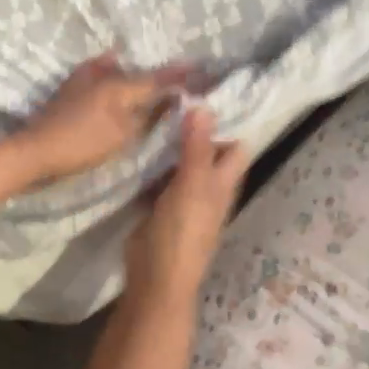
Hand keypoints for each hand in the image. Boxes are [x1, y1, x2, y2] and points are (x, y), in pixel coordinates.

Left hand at [15, 53, 195, 180]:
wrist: (35, 151)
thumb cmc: (82, 144)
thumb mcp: (123, 133)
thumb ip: (149, 114)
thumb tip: (171, 98)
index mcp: (118, 83)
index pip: (158, 77)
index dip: (180, 75)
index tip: (201, 68)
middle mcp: (101, 73)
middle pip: (137, 72)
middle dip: (157, 75)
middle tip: (179, 78)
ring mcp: (82, 78)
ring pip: (117, 72)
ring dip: (134, 76)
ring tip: (153, 84)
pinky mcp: (70, 90)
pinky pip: (102, 78)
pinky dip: (115, 81)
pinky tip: (122, 90)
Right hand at [124, 107, 248, 304]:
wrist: (156, 277)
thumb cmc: (181, 233)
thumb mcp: (191, 186)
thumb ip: (196, 147)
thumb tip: (204, 106)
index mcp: (222, 183)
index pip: (233, 145)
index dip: (224, 121)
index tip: (202, 92)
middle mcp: (206, 187)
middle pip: (204, 151)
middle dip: (191, 128)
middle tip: (167, 97)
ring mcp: (181, 197)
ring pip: (178, 162)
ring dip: (168, 143)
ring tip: (148, 112)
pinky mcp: (157, 205)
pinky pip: (156, 177)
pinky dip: (150, 162)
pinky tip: (134, 145)